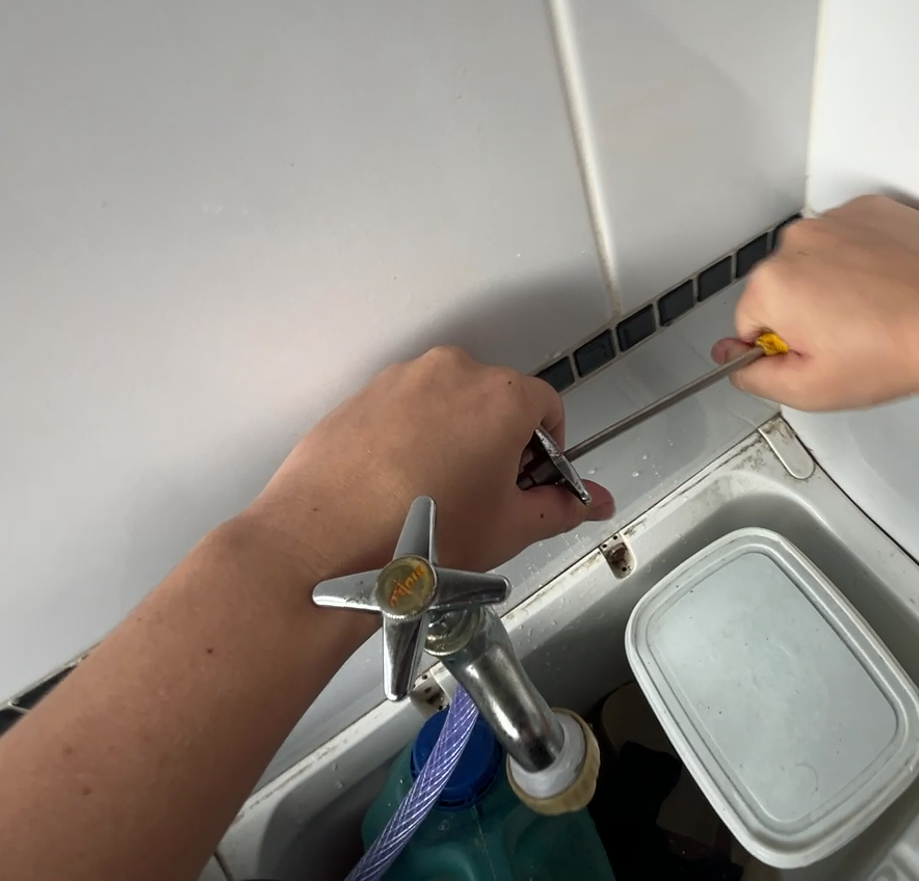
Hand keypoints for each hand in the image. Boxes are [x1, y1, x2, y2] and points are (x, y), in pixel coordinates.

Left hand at [235, 347, 612, 580]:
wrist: (322, 547)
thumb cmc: (423, 535)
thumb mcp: (509, 527)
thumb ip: (561, 508)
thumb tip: (596, 503)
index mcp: (501, 396)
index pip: (548, 407)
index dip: (548, 449)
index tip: (531, 482)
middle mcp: (453, 372)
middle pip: (498, 400)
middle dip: (503, 441)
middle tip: (487, 493)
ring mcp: (402, 379)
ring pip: (450, 403)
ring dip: (457, 436)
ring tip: (437, 492)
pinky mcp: (362, 395)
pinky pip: (405, 409)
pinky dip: (413, 437)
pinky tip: (398, 485)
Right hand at [711, 195, 918, 410]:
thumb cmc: (897, 351)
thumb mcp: (810, 391)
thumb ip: (755, 378)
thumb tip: (737, 362)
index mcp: (773, 284)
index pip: (750, 321)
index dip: (779, 346)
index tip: (811, 354)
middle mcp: (799, 241)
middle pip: (782, 286)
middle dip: (804, 311)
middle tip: (847, 338)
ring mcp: (838, 220)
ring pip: (815, 259)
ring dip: (832, 282)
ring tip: (874, 312)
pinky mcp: (873, 210)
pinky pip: (850, 237)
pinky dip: (862, 258)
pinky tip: (889, 286)